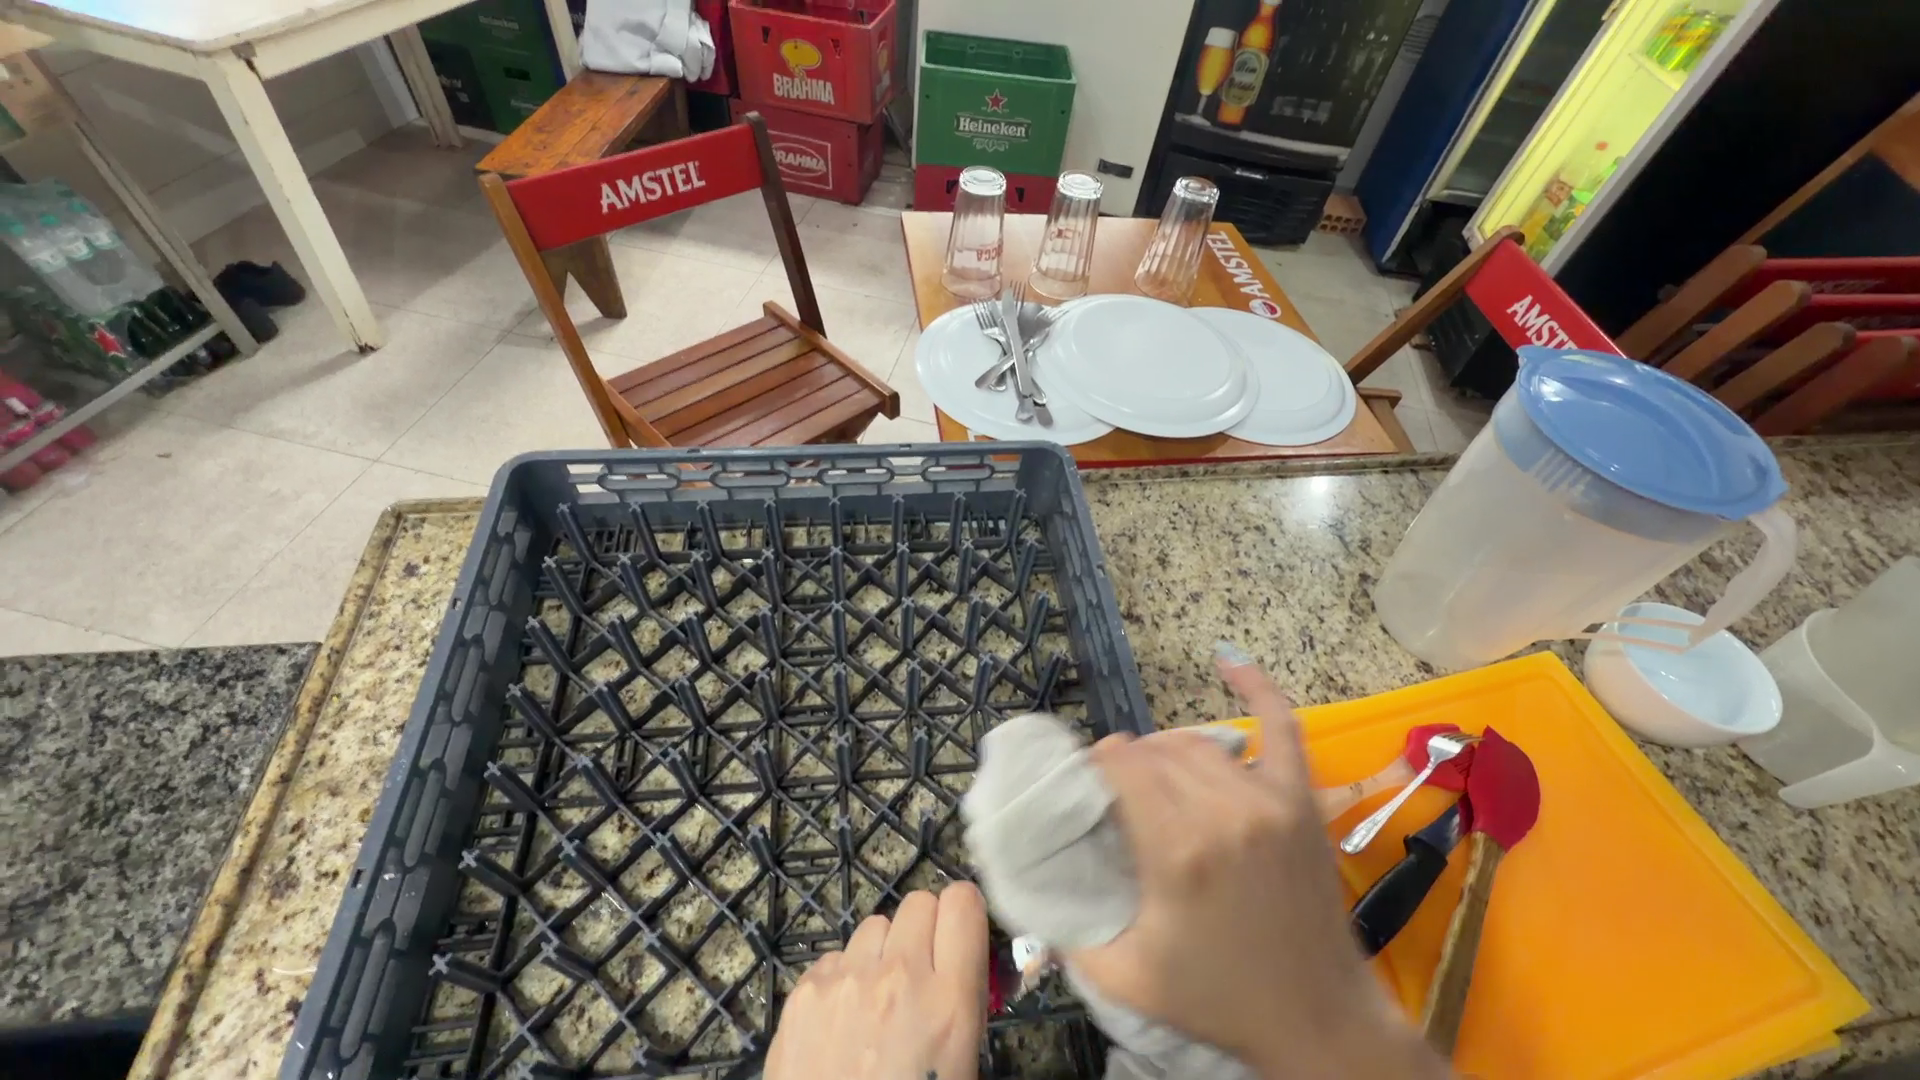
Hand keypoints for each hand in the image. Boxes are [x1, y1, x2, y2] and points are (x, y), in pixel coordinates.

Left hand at [765, 883, 989, 1079]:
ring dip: (883, 951)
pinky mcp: (804, 990)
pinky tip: (842, 1019)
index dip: (963, 916)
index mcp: (950, 1001)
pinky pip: (836, 955)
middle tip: (920, 972)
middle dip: (924, 930)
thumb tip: (962, 962)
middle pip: (919, 902)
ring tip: (877, 1000)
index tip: (959, 936)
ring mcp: (847, 979)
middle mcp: (900, 976)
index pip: (963, 903)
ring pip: (876, 925)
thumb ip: (963, 1001)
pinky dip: (844, 976)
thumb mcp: (960, 1062)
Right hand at [1066, 647, 1449, 1079]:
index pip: (1121, 767)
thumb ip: (1069, 933)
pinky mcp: (1301, 801)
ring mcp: (1269, 800)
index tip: (1086, 789)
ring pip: (1198, 744)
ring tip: (1154, 774)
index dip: (1095, 767)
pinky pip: (1281, 727)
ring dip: (1167, 750)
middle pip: (1155, 753)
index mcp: (1177, 850)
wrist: (1319, 1021)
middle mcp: (1222, 812)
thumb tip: (1029, 889)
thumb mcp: (1128, 976)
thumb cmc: (1220, 999)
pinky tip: (1229, 660)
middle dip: (1127, 765)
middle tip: (1116, 794)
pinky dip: (1257, 688)